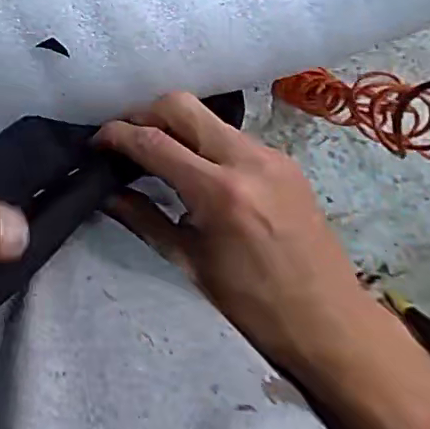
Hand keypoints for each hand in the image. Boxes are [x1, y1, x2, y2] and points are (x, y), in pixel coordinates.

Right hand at [96, 92, 376, 376]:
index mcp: (221, 193)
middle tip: (125, 140)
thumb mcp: (191, 264)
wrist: (332, 323)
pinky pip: (233, 135)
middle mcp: (248, 160)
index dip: (118, 135)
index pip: (155, 142)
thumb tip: (106, 193)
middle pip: (181, 105)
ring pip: (208, 116)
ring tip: (156, 153)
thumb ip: (144, 219)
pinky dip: (205, 140)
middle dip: (145, 114)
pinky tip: (196, 167)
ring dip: (175, 125)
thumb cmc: (255, 307)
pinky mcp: (285, 160)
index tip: (96, 142)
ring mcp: (271, 155)